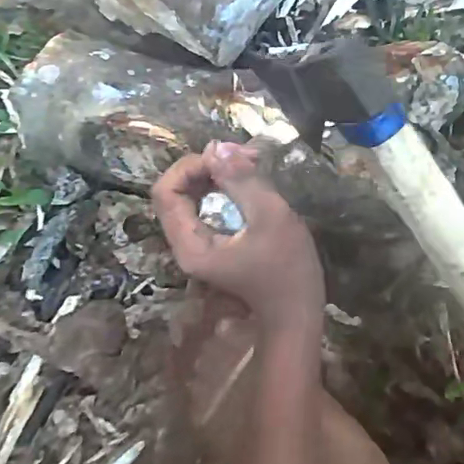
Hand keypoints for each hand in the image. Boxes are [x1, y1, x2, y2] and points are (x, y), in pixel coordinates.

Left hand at [150, 141, 324, 333]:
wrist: (298, 316)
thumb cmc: (287, 270)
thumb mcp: (270, 217)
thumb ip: (242, 181)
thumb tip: (218, 147)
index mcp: (189, 245)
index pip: (165, 191)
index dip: (190, 166)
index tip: (225, 158)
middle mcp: (185, 245)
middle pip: (175, 191)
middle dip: (205, 166)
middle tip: (241, 155)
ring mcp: (199, 245)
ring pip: (191, 196)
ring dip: (215, 174)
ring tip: (248, 161)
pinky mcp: (215, 242)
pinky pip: (206, 205)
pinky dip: (223, 187)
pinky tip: (247, 178)